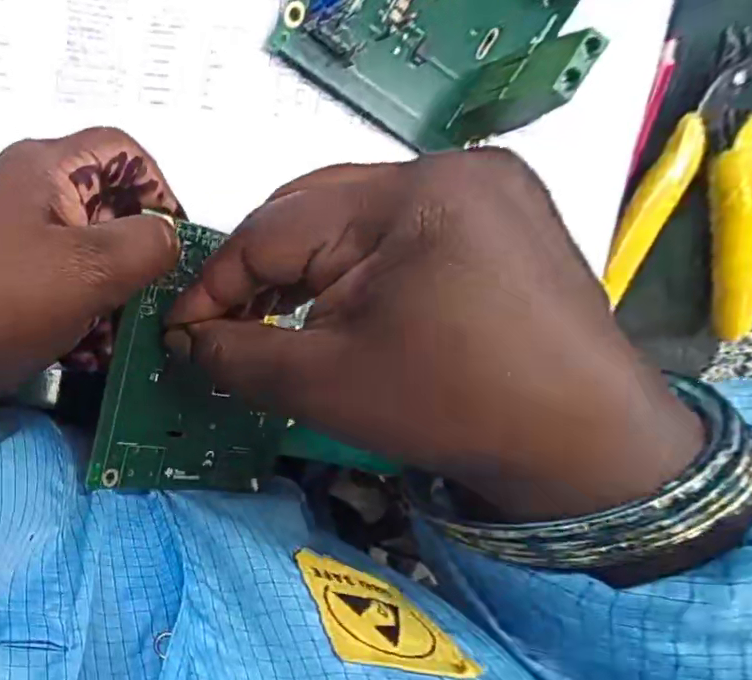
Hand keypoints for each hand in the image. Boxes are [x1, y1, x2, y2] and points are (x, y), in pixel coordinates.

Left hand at [0, 128, 182, 476]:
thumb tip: (166, 239)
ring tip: (115, 341)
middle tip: (147, 302)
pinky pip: (59, 289)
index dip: (159, 193)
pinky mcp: (6, 285)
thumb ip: (149, 243)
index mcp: (42, 167)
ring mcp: (12, 243)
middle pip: (106, 210)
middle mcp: (25, 195)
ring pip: (85, 258)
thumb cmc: (8, 309)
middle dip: (133, 261)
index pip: (125, 154)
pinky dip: (79, 317)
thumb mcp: (92, 270)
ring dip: (109, 299)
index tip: (175, 244)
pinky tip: (87, 354)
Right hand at [165, 150, 702, 520]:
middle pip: (303, 209)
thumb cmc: (440, 405)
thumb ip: (230, 354)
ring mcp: (476, 187)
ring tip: (260, 318)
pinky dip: (338, 266)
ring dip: (290, 267)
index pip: (268, 230)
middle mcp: (445, 170)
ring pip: (341, 216)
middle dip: (248, 272)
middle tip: (216, 326)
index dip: (211, 286)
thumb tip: (182, 340)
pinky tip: (321, 306)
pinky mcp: (490, 215)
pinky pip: (384, 229)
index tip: (175, 334)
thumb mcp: (313, 382)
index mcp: (404, 199)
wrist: (576, 437)